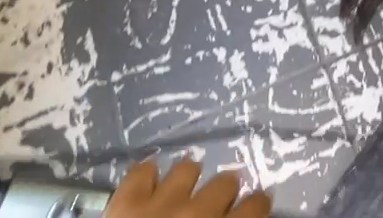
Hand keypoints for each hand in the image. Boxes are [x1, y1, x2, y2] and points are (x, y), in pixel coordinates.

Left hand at [106, 159, 271, 217]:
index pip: (256, 205)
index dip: (255, 207)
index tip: (250, 210)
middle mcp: (199, 213)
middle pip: (226, 181)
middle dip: (221, 195)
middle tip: (210, 211)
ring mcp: (161, 203)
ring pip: (187, 169)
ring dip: (185, 184)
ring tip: (178, 199)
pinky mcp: (126, 203)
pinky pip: (142, 171)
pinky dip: (146, 179)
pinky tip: (148, 191)